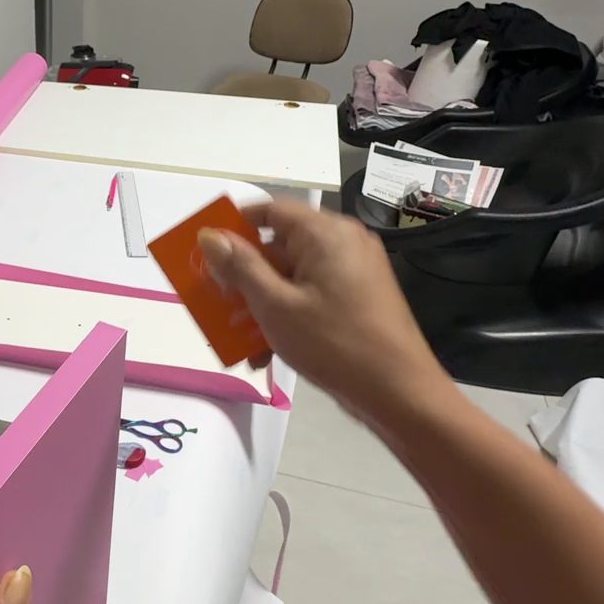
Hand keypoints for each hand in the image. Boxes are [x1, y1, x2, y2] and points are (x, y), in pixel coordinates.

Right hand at [197, 197, 448, 422]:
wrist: (399, 393)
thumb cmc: (333, 343)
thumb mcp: (274, 305)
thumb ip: (240, 267)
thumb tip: (209, 235)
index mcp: (325, 233)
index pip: (269, 210)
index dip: (233, 228)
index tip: (204, 255)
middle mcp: (342, 242)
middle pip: (278, 245)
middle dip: (243, 276)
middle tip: (218, 303)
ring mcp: (353, 270)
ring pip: (290, 274)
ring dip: (260, 301)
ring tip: (239, 335)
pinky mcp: (357, 296)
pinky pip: (309, 293)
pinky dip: (285, 313)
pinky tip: (265, 350)